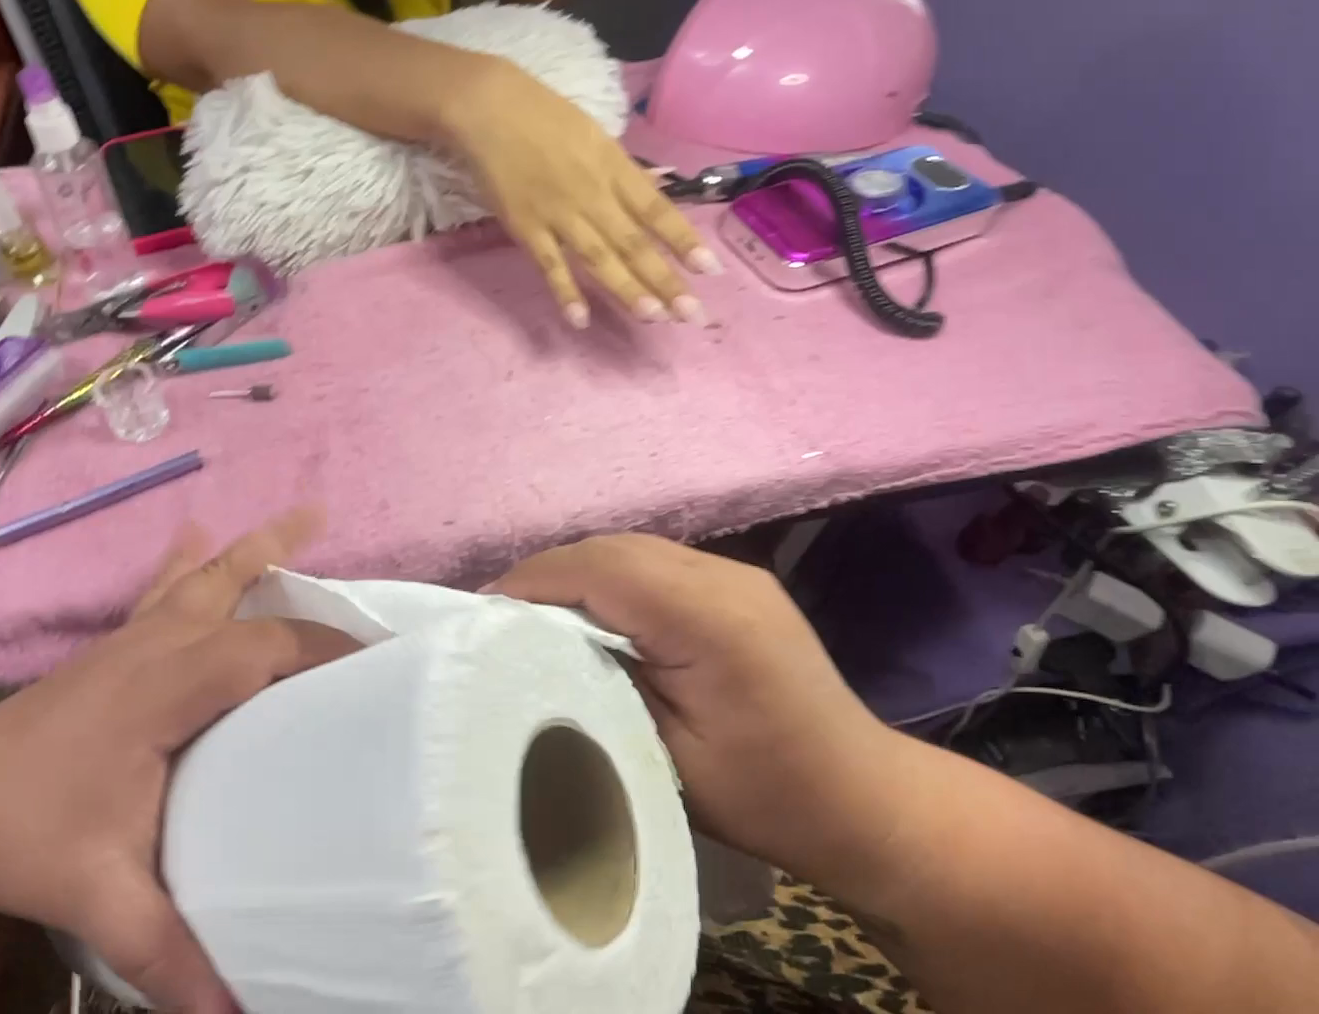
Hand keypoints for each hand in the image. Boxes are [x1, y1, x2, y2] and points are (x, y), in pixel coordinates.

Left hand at [0, 511, 357, 1012]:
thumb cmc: (25, 842)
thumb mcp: (103, 897)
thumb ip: (172, 954)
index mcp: (164, 690)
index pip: (261, 648)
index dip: (321, 643)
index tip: (375, 653)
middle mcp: (150, 650)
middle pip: (229, 588)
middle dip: (282, 557)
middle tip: (326, 525)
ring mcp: (123, 645)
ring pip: (194, 580)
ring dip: (242, 550)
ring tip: (290, 519)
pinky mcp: (104, 655)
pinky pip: (158, 594)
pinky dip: (185, 565)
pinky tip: (190, 541)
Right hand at [442, 56, 719, 328]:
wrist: (489, 111)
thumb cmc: (544, 118)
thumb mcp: (595, 136)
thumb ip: (620, 173)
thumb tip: (651, 196)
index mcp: (614, 168)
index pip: (657, 211)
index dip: (684, 241)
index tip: (711, 270)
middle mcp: (594, 195)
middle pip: (635, 243)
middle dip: (665, 279)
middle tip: (691, 314)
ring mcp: (559, 215)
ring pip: (600, 258)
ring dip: (627, 289)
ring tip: (654, 317)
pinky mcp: (526, 229)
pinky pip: (550, 265)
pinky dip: (565, 292)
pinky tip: (580, 319)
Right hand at [486, 534, 907, 879]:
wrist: (865, 799)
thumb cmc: (764, 796)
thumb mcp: (667, 757)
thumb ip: (602, 688)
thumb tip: (539, 649)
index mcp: (710, 619)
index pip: (601, 570)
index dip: (533, 582)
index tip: (482, 615)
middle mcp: (724, 577)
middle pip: (612, 548)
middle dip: (545, 574)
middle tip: (497, 617)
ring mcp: (736, 574)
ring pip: (630, 548)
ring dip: (573, 572)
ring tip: (530, 614)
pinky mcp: (737, 584)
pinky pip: (653, 563)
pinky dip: (606, 578)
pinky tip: (586, 612)